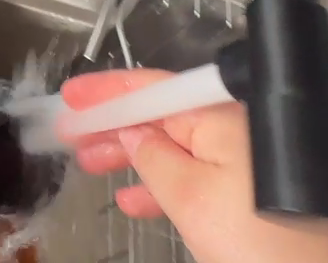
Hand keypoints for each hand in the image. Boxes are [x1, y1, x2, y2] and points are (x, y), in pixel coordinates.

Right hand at [63, 70, 327, 262]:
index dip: (105, 91)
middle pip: (158, 116)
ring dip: (129, 156)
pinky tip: (132, 201)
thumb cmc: (257, 238)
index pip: (149, 88)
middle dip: (112, 125)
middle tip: (71, 134)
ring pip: (171, 148)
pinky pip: (192, 177)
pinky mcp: (249, 197)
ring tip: (90, 166)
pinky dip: (158, 186)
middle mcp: (229, 128)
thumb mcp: (189, 196)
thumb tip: (130, 134)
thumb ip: (151, 158)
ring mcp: (241, 162)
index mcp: (215, 114)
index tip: (70, 96)